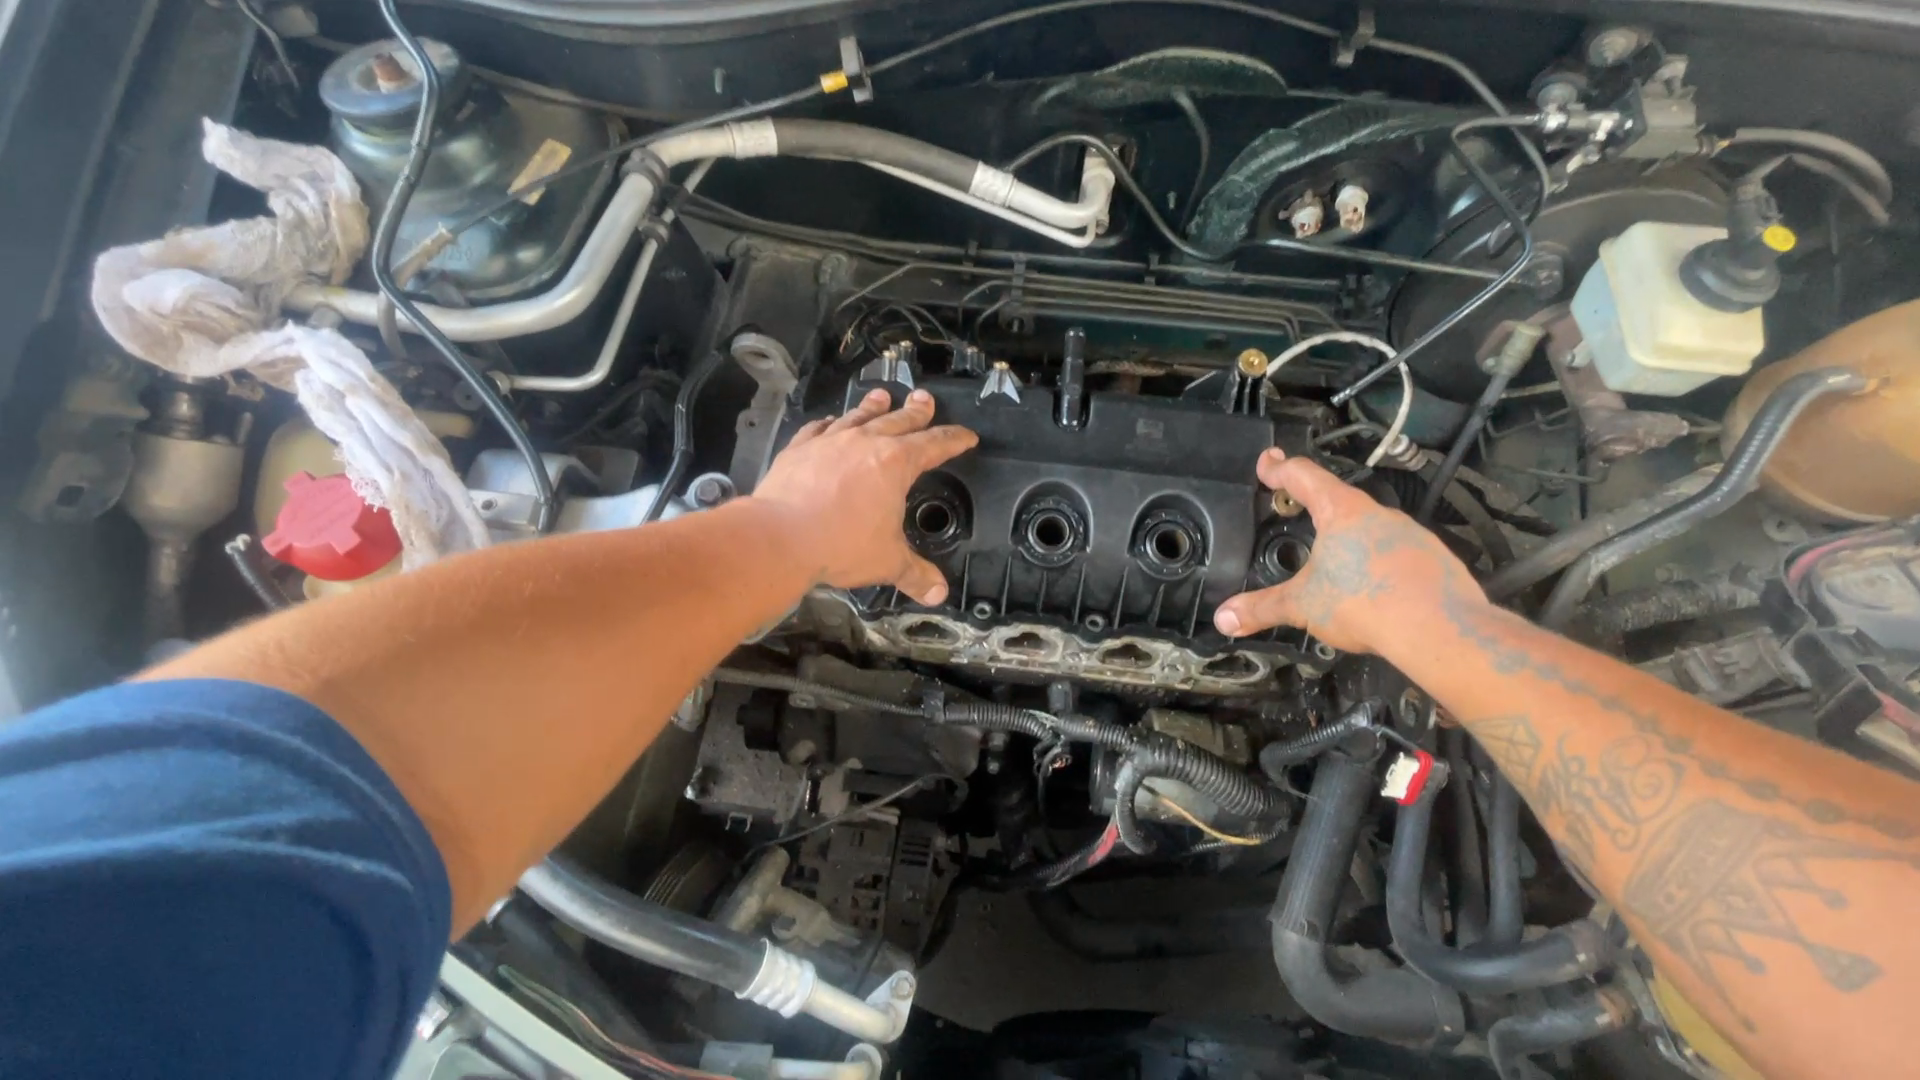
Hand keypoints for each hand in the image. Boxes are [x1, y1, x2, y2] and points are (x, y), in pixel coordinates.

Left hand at [752, 387, 977, 604]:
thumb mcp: (886, 562)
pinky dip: (828, 423)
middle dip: (916, 411)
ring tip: (882, 396)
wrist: (779, 536)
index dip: (954, 440)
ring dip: (873, 407)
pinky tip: (829, 422)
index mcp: (896, 464)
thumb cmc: (840, 545)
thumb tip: (938, 594)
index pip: (935, 445)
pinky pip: (818, 429)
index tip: (966, 436)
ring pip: (858, 417)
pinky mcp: (799, 449)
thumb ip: (915, 575)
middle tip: (925, 399)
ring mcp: (829, 442)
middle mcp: (865, 443)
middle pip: (898, 420)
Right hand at [1212, 448, 1484, 653]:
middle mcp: (1379, 514)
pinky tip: (1369, 587)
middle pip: (1339, 500)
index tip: (1268, 462)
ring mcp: (1411, 535)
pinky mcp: (1433, 560)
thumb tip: (1224, 618)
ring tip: (1331, 560)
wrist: (1440, 631)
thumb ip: (1261, 608)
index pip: (1304, 476)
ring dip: (1349, 539)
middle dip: (1315, 507)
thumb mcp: (1301, 606)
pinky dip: (1377, 564)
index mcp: (1342, 512)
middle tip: (1295, 512)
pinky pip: (1396, 554)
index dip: (1280, 469)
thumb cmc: (1365, 603)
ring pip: (1370, 528)